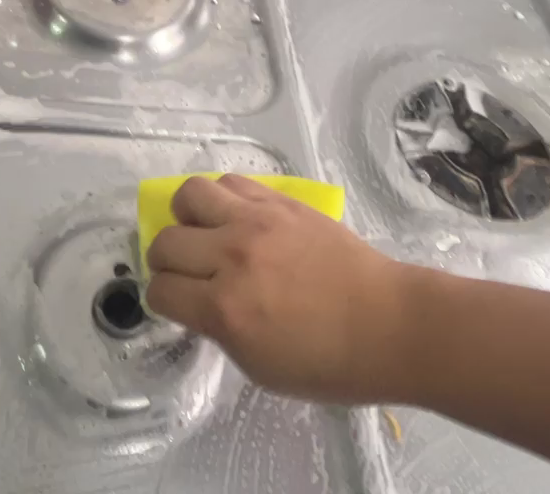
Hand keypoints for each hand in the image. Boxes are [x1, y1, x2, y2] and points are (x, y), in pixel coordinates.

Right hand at [144, 174, 425, 403]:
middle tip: (187, 271)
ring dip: (187, 217)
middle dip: (166, 261)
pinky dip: (222, 199)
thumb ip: (219, 329)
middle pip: (165, 241)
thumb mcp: (260, 368)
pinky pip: (230, 182)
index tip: (177, 303)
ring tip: (206, 232)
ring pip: (190, 194)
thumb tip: (198, 300)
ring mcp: (256, 222)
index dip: (162, 300)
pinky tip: (236, 219)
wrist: (389, 324)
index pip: (160, 290)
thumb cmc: (329, 363)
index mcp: (226, 310)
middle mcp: (232, 258)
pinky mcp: (279, 202)